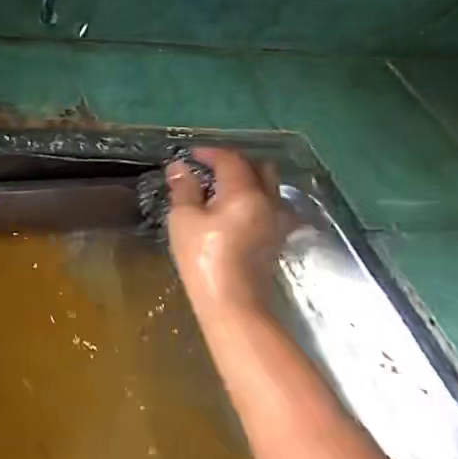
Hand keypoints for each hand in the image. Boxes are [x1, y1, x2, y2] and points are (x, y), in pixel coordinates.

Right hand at [165, 147, 285, 314]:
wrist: (234, 306)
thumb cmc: (203, 259)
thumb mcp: (183, 219)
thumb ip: (183, 188)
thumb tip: (180, 167)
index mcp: (244, 192)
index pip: (230, 159)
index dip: (210, 153)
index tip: (191, 156)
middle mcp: (268, 201)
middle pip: (258, 168)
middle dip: (234, 162)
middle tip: (210, 168)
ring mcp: (277, 221)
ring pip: (269, 187)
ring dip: (248, 180)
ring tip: (223, 189)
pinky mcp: (278, 239)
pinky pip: (271, 206)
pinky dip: (256, 199)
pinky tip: (237, 211)